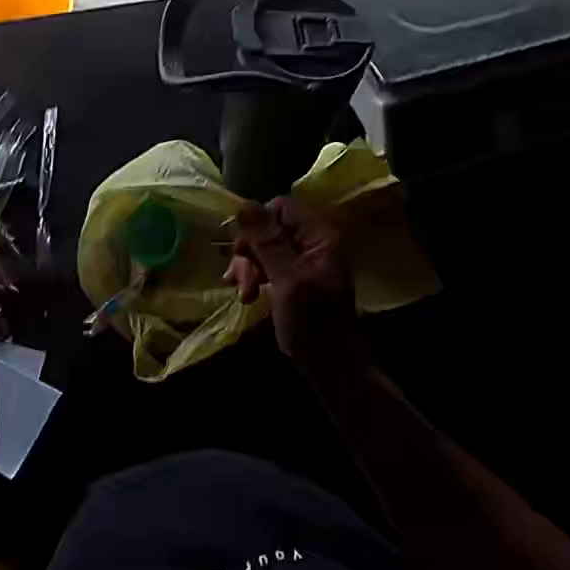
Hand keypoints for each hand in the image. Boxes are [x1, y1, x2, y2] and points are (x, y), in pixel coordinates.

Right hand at [223, 198, 359, 372]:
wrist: (329, 364)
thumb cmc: (313, 323)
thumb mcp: (287, 280)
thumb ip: (267, 242)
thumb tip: (244, 205)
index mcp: (319, 237)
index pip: (281, 208)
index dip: (258, 225)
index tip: (244, 251)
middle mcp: (312, 243)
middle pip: (268, 228)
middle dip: (250, 252)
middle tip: (240, 280)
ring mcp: (302, 261)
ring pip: (263, 248)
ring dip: (248, 268)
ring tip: (244, 294)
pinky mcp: (292, 278)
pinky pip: (267, 265)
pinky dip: (253, 277)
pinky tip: (245, 295)